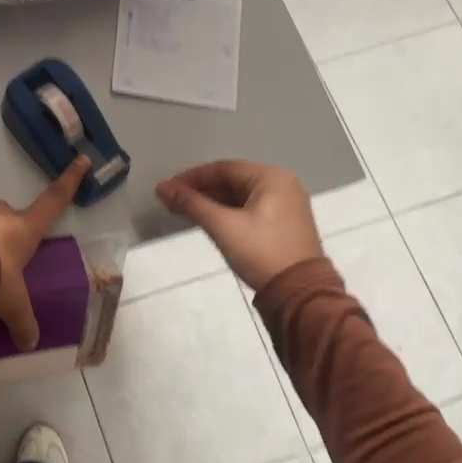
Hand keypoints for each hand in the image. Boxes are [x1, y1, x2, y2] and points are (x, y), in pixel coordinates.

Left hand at [0, 157, 88, 349]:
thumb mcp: (10, 304)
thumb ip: (22, 322)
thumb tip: (31, 342)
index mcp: (24, 228)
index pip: (54, 202)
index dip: (69, 182)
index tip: (81, 159)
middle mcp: (0, 213)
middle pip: (12, 217)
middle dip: (10, 235)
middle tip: (2, 263)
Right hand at [156, 161, 323, 290]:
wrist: (299, 293)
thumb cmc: (261, 253)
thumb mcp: (223, 226)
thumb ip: (191, 204)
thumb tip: (162, 188)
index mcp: (272, 178)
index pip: (224, 168)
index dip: (191, 178)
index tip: (167, 189)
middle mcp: (282, 185)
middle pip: (232, 180)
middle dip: (200, 190)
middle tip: (172, 201)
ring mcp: (285, 206)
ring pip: (240, 196)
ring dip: (212, 202)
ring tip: (183, 212)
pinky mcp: (283, 225)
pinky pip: (249, 209)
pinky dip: (227, 213)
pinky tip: (208, 221)